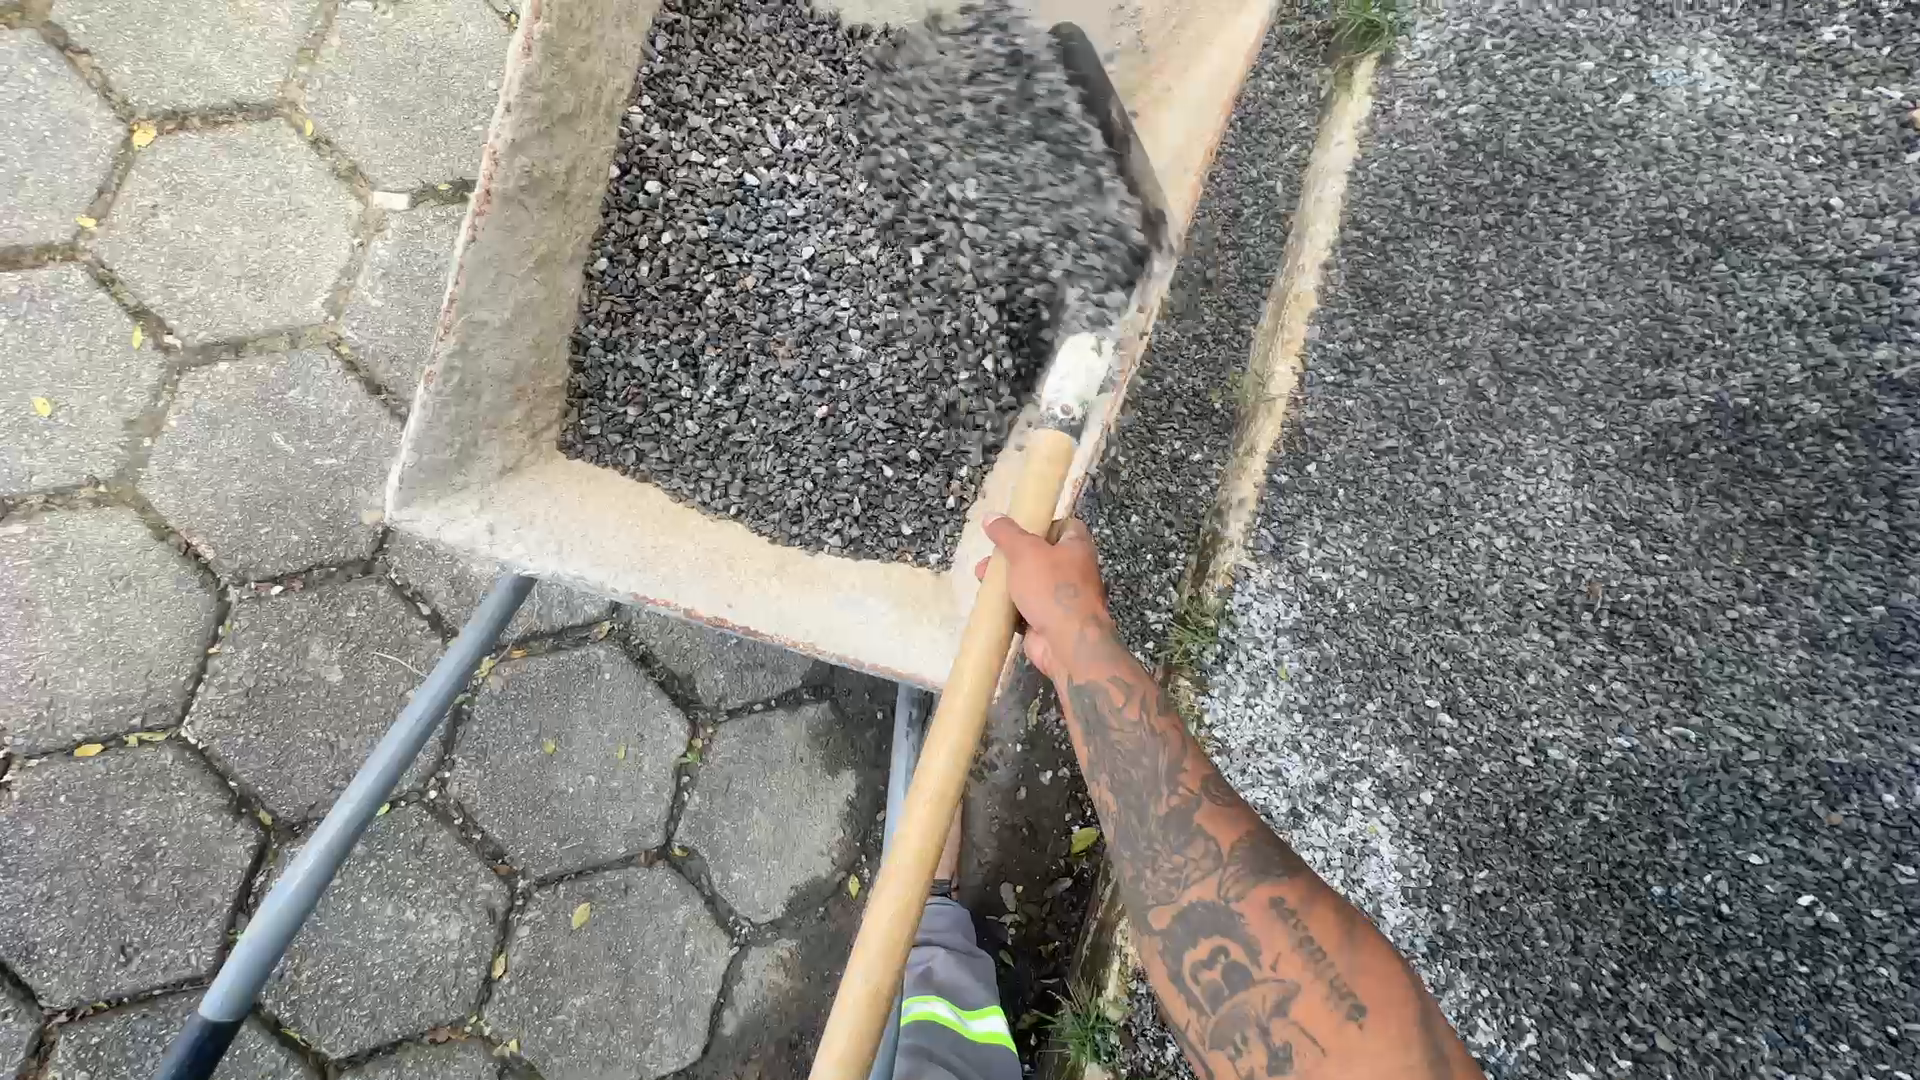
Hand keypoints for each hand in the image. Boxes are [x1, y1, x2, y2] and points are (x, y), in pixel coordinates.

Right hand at [973, 514, 1114, 678]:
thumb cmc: (1052, 588)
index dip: (1041, 524)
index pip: (1064, 526)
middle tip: (989, 560)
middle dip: (1011, 557)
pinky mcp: (1049, 620)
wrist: (1068, 643)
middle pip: (1040, 555)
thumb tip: (991, 516)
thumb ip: (1007, 533)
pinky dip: (1010, 606)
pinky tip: (991, 604)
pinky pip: (1026, 607)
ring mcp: (1062, 598)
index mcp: (1076, 547)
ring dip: (1006, 582)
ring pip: (1030, 583)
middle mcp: (1074, 570)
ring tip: (982, 581)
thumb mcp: (1025, 552)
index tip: (1018, 529)